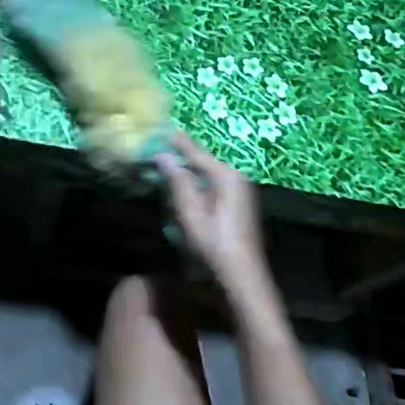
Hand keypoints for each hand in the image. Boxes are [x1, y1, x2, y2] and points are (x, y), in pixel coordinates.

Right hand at [157, 132, 269, 291]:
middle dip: (183, 152)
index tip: (162, 129)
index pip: (196, 152)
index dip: (177, 141)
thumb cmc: (214, 244)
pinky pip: (215, 181)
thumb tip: (163, 156)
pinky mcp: (240, 201)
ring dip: (190, 166)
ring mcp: (240, 189)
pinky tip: (187, 181)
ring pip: (210, 170)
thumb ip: (178, 181)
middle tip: (162, 143)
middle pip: (204, 159)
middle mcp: (236, 176)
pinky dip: (199, 178)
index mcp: (225, 175)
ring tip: (170, 158)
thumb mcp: (191, 212)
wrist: (243, 275)